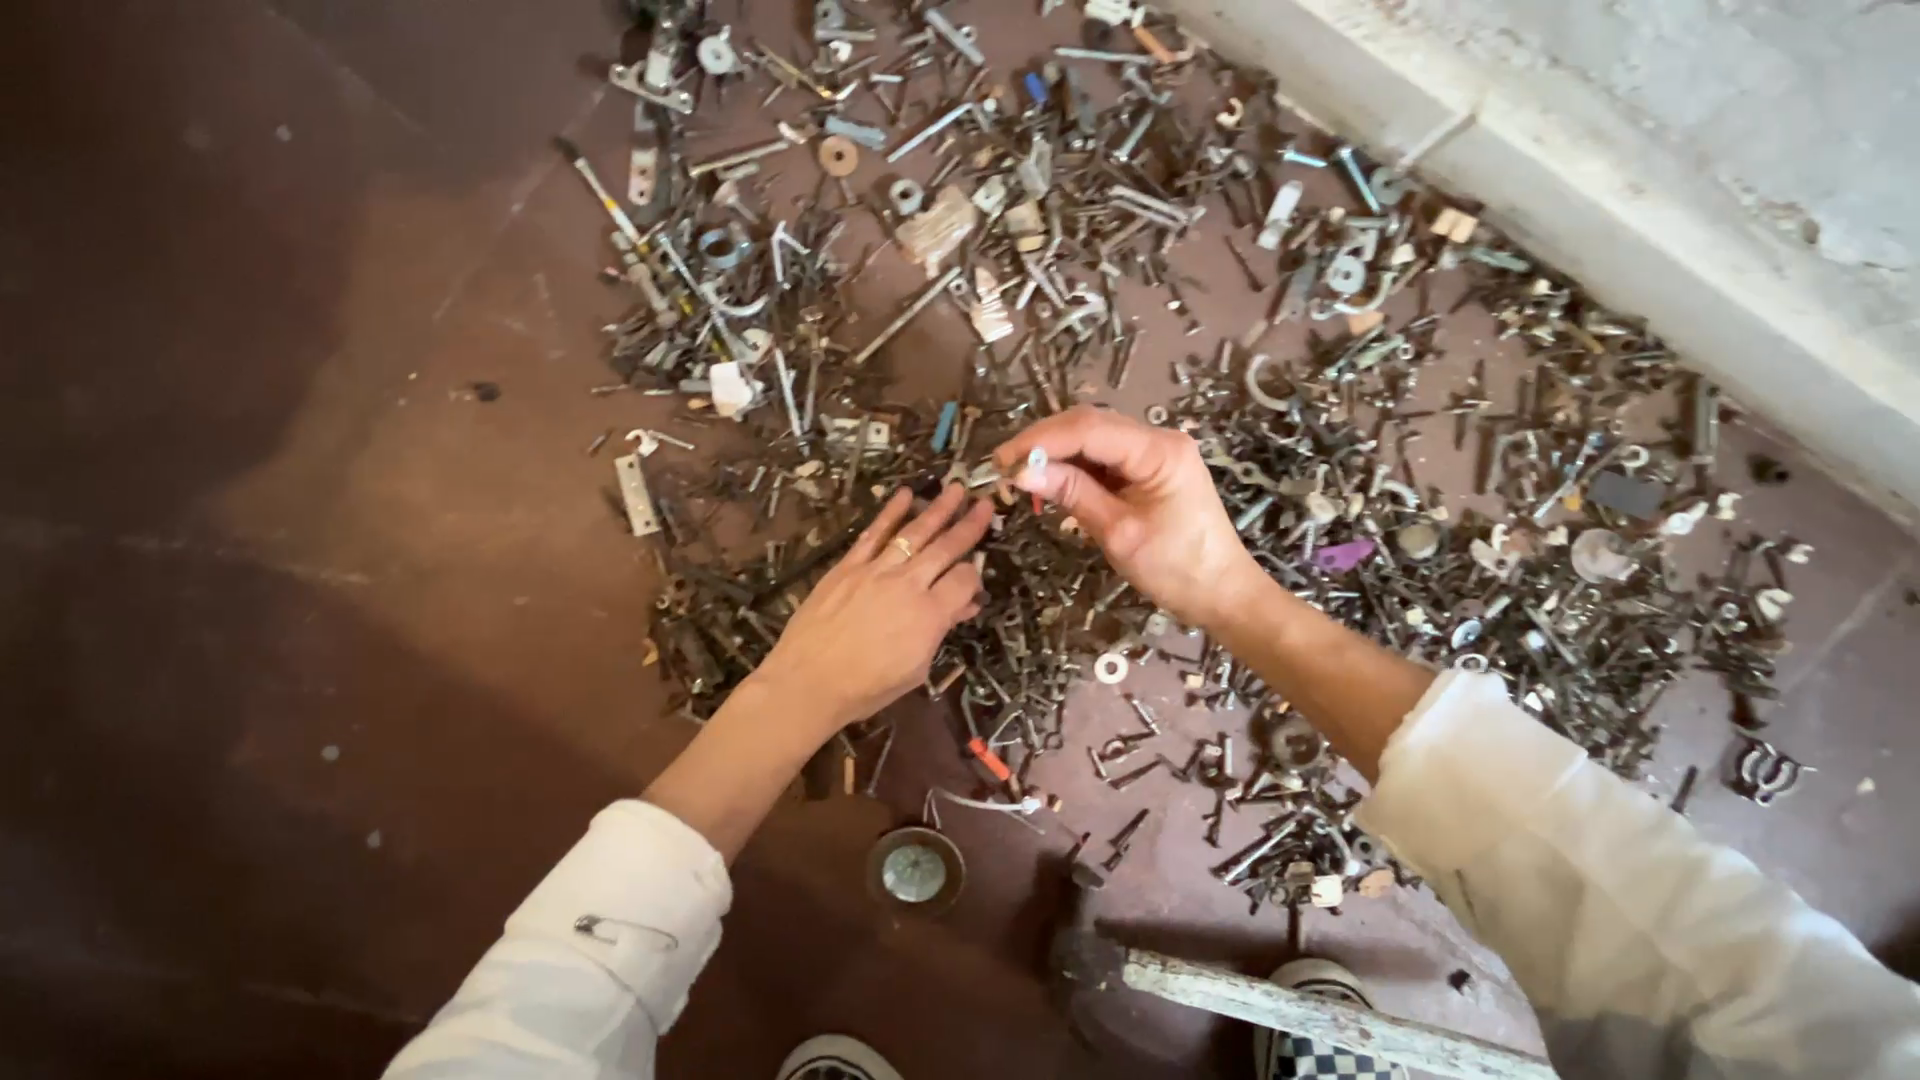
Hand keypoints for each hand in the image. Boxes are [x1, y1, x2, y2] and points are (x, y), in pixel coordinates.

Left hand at [749, 484, 992, 732]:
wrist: (809, 681)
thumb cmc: (867, 687)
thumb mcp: (915, 669)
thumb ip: (940, 631)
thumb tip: (964, 607)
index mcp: (930, 615)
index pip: (965, 580)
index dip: (975, 577)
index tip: (975, 579)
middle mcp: (908, 584)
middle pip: (946, 548)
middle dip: (968, 525)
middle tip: (985, 504)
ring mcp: (876, 570)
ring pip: (914, 532)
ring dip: (937, 509)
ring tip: (956, 489)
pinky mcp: (848, 566)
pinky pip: (874, 534)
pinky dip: (890, 513)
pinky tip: (905, 494)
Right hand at [993, 405, 1257, 627]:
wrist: (1223, 594)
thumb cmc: (1177, 569)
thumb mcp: (1119, 533)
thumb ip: (1072, 495)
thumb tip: (1021, 473)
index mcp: (1158, 450)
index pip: (1087, 428)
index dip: (1040, 441)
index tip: (1002, 462)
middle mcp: (1157, 440)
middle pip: (1088, 426)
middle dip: (1042, 444)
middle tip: (1002, 470)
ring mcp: (1154, 454)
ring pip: (1092, 440)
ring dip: (1054, 456)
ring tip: (1020, 478)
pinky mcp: (1148, 471)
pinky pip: (1103, 460)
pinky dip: (1073, 470)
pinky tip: (1049, 484)